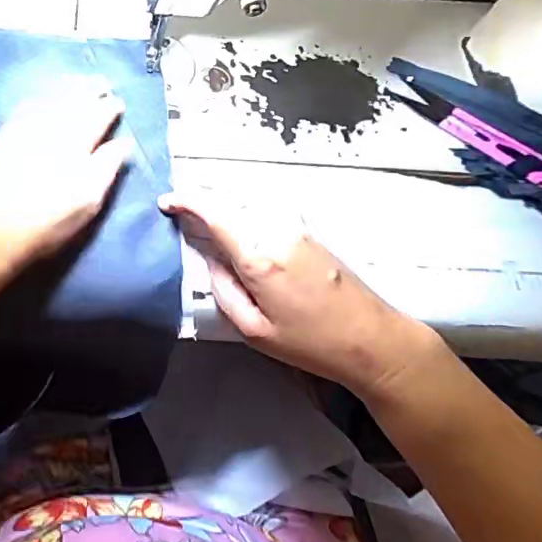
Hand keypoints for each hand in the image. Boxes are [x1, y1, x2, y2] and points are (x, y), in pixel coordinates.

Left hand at [0, 84, 134, 271]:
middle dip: (90, 89)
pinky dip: (40, 98)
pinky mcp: (3, 136)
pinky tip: (44, 98)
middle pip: (74, 101)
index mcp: (75, 142)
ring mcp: (23, 129)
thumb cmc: (47, 222)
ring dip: (67, 88)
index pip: (97, 115)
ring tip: (79, 82)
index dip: (110, 107)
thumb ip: (108, 166)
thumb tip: (123, 142)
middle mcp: (50, 128)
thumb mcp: (88, 201)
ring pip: (50, 98)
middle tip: (102, 82)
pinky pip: (26, 106)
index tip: (118, 102)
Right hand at [160, 190, 447, 399]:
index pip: (214, 212)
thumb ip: (223, 289)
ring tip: (202, 215)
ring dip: (221, 201)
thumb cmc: (313, 344)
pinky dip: (242, 208)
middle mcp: (277, 232)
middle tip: (179, 207)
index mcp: (260, 258)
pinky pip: (264, 208)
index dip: (185, 201)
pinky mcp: (308, 231)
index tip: (167, 202)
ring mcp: (296, 228)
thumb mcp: (254, 330)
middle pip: (229, 199)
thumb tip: (209, 259)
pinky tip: (235, 222)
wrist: (375, 340)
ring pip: (247, 200)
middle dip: (200, 198)